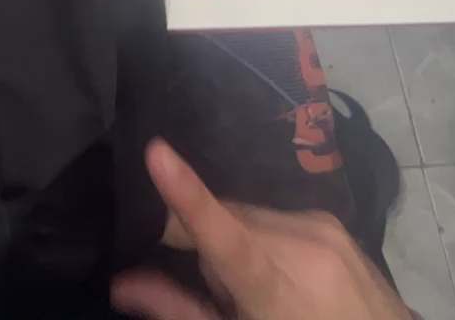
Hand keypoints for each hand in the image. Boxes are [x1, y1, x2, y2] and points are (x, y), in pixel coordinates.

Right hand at [112, 140, 410, 319]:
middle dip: (201, 240)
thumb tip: (119, 280)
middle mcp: (303, 245)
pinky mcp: (335, 222)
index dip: (188, 194)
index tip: (155, 149)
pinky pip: (274, 214)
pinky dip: (262, 234)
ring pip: (245, 212)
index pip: (224, 237)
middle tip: (211, 284)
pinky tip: (279, 268)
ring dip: (234, 235)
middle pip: (222, 217)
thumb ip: (178, 310)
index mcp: (277, 289)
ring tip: (253, 284)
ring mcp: (324, 229)